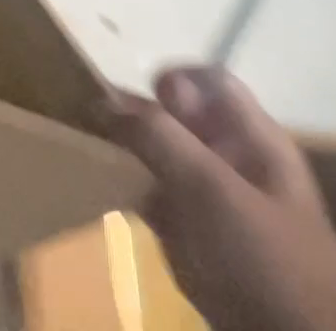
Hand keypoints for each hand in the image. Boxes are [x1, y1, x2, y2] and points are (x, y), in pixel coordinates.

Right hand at [101, 66, 335, 330]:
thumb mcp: (214, 189)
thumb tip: (100, 98)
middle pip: (168, 111)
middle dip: (124, 107)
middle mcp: (224, 155)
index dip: (165, 80)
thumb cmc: (264, 256)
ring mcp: (200, 187)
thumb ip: (160, 137)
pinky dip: (109, 172)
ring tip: (70, 137)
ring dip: (111, 139)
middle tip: (76, 112)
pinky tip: (81, 172)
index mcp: (251, 140)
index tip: (122, 97)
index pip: (206, 82)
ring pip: (147, 144)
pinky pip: (136, 180)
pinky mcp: (176, 216)